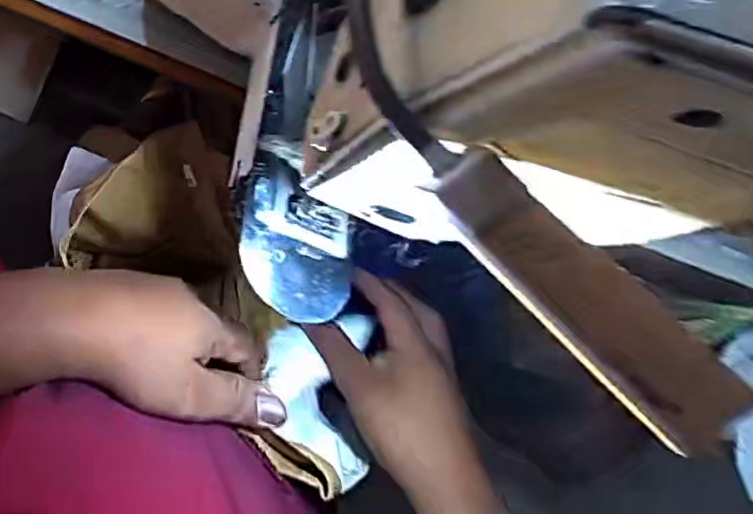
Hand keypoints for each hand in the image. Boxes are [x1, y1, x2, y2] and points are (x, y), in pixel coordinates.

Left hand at [45, 269, 287, 427]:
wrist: (77, 316)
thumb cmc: (139, 362)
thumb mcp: (191, 395)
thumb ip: (235, 400)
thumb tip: (282, 406)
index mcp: (211, 320)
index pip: (249, 346)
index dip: (253, 374)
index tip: (242, 397)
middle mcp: (190, 294)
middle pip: (218, 326)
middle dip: (220, 354)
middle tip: (207, 382)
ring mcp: (157, 283)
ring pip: (187, 313)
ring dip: (188, 337)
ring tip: (173, 362)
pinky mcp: (129, 281)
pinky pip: (157, 305)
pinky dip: (159, 325)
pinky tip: (141, 338)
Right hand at [306, 273, 502, 513]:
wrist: (446, 483)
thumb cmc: (400, 427)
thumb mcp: (357, 384)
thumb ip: (332, 344)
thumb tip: (306, 313)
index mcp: (415, 339)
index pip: (387, 294)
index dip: (362, 278)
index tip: (337, 267)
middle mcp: (434, 346)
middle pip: (411, 303)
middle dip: (383, 288)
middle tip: (354, 283)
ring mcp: (443, 368)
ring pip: (422, 323)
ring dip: (397, 308)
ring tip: (369, 307)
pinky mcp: (443, 387)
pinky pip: (423, 340)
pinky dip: (404, 328)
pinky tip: (387, 342)